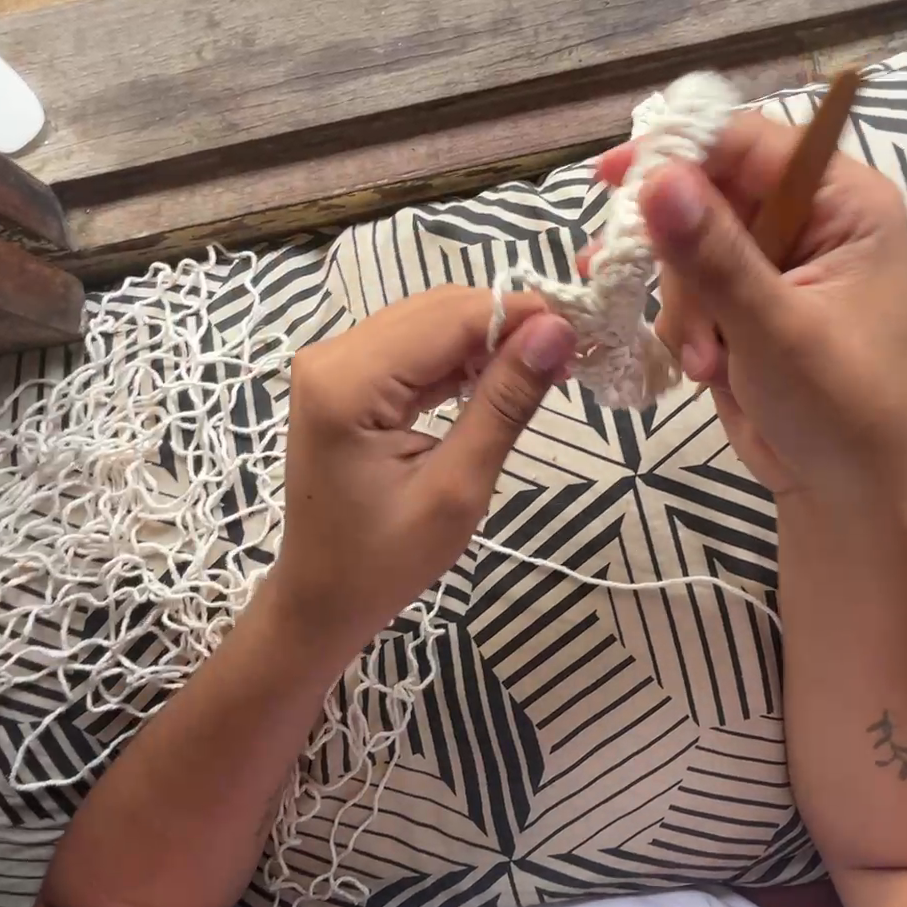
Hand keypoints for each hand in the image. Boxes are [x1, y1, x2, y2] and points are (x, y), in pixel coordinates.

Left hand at [266, 285, 576, 650]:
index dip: (521, 314)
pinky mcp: (342, 379)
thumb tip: (556, 332)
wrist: (323, 596)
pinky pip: (410, 349)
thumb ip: (504, 403)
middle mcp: (331, 356)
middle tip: (568, 357)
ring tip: (542, 370)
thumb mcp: (457, 487)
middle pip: (436, 310)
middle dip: (507, 324)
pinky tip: (496, 379)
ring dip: (486, 340)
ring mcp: (332, 365)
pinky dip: (457, 358)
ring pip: (427, 323)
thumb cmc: (386, 561)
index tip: (584, 329)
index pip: (449, 318)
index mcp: (347, 383)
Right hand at [588, 114, 906, 504]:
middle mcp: (807, 221)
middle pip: (708, 197)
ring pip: (686, 250)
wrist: (838, 488)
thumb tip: (656, 181)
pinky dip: (681, 327)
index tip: (613, 178)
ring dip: (683, 307)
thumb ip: (714, 257)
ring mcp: (769, 265)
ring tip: (705, 361)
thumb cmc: (836, 409)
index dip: (681, 151)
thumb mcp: (775, 330)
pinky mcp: (740, 304)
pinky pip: (685, 292)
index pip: (751, 145)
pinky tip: (700, 364)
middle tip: (657, 300)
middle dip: (680, 260)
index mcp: (844, 203)